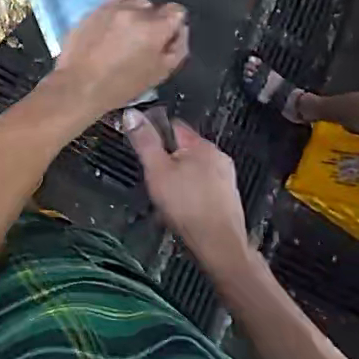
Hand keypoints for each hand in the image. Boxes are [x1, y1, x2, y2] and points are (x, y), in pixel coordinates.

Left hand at [46, 0, 187, 116]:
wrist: (78, 85)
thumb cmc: (121, 85)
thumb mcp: (160, 73)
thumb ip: (178, 47)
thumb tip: (180, 30)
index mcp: (155, 28)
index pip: (177, 11)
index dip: (173, 26)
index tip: (164, 39)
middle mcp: (134, 11)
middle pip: (154, 6)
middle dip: (153, 21)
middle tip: (142, 41)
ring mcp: (111, 7)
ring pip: (133, 0)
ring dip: (134, 13)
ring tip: (124, 34)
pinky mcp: (93, 9)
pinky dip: (117, 7)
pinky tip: (113, 23)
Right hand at [124, 115, 250, 269]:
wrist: (218, 245)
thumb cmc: (185, 204)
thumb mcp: (156, 169)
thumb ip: (144, 141)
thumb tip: (132, 113)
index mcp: (203, 146)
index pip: (173, 125)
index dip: (154, 135)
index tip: (143, 151)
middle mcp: (219, 158)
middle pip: (182, 149)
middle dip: (165, 161)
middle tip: (153, 178)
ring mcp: (226, 180)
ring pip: (191, 170)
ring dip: (176, 179)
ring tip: (165, 197)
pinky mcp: (227, 200)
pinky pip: (201, 188)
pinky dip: (188, 194)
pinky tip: (180, 209)